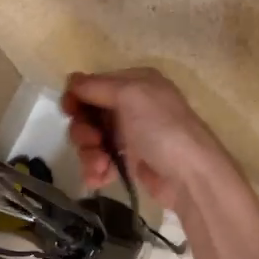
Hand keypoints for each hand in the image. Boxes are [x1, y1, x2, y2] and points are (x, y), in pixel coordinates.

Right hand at [62, 68, 234, 209]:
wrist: (189, 175)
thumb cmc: (161, 128)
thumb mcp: (130, 95)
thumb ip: (96, 86)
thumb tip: (71, 80)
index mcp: (135, 83)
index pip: (94, 85)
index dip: (78, 98)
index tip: (69, 111)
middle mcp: (132, 106)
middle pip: (89, 115)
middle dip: (84, 131)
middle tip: (92, 142)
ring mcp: (131, 135)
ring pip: (92, 141)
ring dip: (89, 154)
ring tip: (101, 167)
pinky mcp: (130, 162)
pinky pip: (101, 162)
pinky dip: (97, 170)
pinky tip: (101, 179)